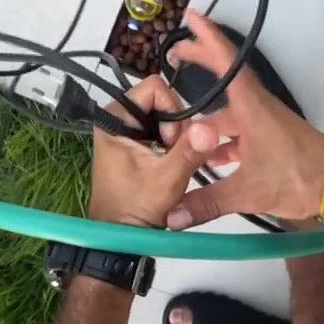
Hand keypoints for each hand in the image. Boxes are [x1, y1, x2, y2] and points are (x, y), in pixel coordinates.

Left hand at [88, 75, 219, 227]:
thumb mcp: (167, 179)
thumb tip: (210, 127)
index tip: (171, 143)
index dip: (172, 110)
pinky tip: (168, 161)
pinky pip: (158, 125)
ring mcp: (122, 127)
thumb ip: (188, 151)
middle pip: (160, 98)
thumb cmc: (137, 207)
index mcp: (114, 117)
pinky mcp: (130, 139)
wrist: (121, 236)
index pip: (154, 87)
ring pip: (162, 112)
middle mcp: (115, 116)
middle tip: (172, 154)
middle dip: (175, 125)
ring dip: (174, 135)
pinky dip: (168, 141)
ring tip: (171, 160)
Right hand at [164, 10, 323, 229]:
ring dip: (206, 116)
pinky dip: (221, 140)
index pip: (227, 62)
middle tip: (175, 53)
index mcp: (251, 106)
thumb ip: (208, 203)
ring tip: (178, 126)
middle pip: (224, 78)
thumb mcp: (249, 191)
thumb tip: (170, 217)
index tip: (192, 17)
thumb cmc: (297, 177)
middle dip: (201, 62)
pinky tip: (209, 159)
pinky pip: (239, 131)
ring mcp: (264, 122)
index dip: (208, 38)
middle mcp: (257, 106)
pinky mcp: (270, 138)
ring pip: (229, 112)